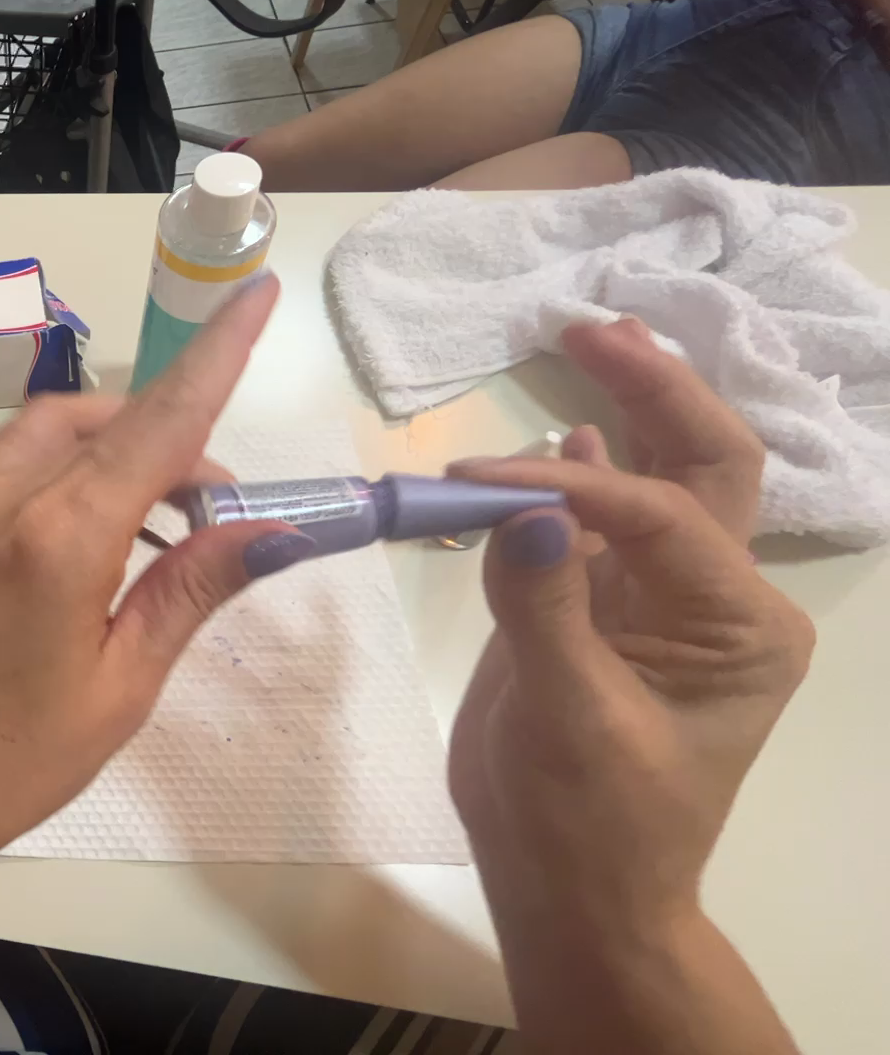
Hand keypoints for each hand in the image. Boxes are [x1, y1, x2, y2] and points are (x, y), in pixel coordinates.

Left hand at [0, 277, 312, 901]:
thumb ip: (189, 589)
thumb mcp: (122, 685)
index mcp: (64, 542)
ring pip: (43, 424)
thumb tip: (272, 527)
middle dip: (175, 439)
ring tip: (145, 477)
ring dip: (106, 428)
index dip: (216, 358)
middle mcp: (5, 501)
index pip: (159, 429)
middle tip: (210, 503)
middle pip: (109, 427)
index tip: (257, 297)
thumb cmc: (20, 757)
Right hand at [446, 318, 814, 935]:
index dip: (561, 484)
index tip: (466, 478)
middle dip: (655, 391)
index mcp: (734, 624)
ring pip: (648, 486)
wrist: (565, 872)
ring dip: (623, 414)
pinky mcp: (591, 610)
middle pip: (699, 469)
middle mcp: (706, 597)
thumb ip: (547, 606)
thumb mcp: (572, 717)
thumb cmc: (586, 813)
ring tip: (589, 346)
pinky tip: (566, 435)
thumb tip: (523, 508)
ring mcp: (648, 601)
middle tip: (595, 327)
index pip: (652, 515)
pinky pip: (594, 526)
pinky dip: (578, 474)